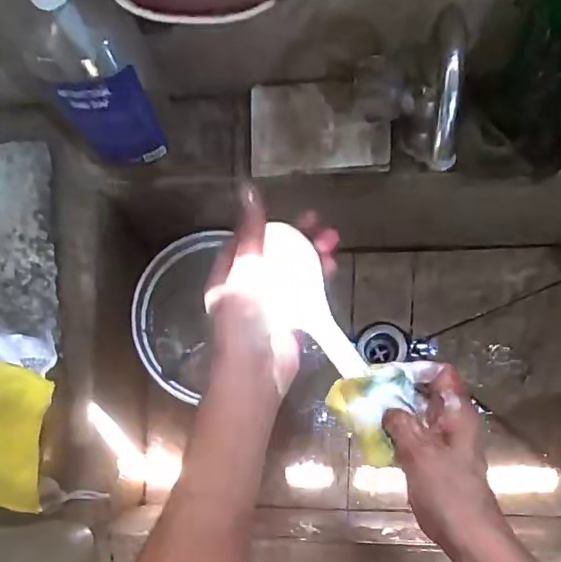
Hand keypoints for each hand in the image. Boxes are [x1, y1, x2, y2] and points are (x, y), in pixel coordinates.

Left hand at [204, 184, 339, 399]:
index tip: (290, 212)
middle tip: (320, 223)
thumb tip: (248, 190)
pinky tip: (332, 266)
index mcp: (228, 276)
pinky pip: (307, 292)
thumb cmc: (243, 320)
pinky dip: (319, 278)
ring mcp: (272, 303)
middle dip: (298, 237)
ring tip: (332, 241)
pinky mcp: (292, 318)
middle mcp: (249, 287)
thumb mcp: (244, 270)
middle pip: (275, 254)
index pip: (246, 242)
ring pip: (294, 271)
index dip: (267, 224)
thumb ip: (250, 233)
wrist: (257, 371)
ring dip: (312, 254)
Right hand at [383, 366, 509, 554]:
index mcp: (457, 413)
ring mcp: (447, 444)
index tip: (385, 378)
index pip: (440, 373)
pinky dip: (399, 438)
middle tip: (368, 397)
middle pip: (426, 395)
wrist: (468, 533)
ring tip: (368, 419)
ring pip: (419, 418)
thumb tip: (387, 409)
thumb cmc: (447, 491)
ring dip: (395, 417)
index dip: (414, 370)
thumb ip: (401, 424)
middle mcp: (454, 423)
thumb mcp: (419, 453)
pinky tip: (379, 445)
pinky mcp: (438, 463)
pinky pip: (417, 440)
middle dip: (397, 393)